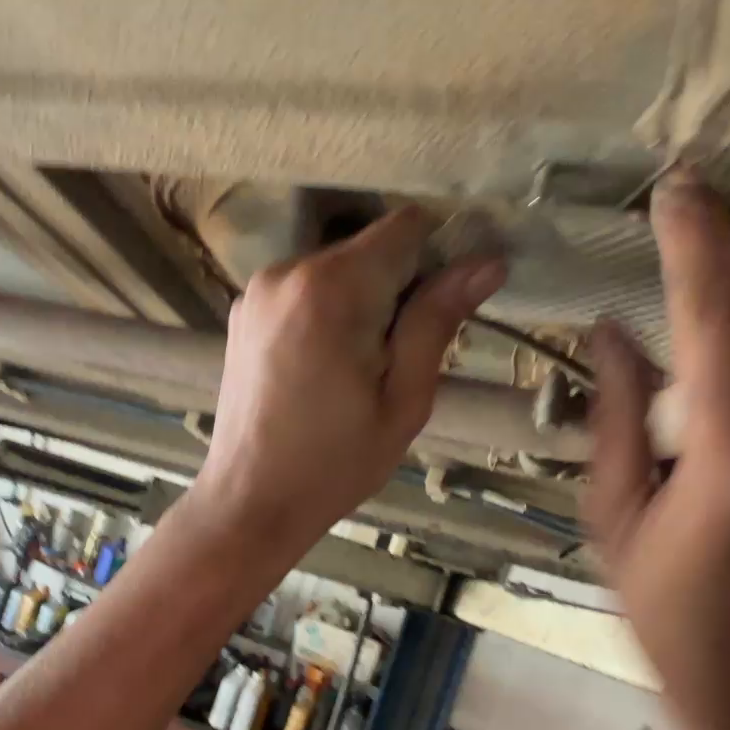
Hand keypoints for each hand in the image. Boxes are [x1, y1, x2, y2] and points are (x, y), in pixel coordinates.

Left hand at [193, 207, 506, 546]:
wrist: (250, 501)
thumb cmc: (335, 464)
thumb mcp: (404, 399)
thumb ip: (438, 321)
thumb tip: (487, 262)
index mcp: (331, 288)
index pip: (406, 227)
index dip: (436, 259)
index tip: (440, 312)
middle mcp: (286, 270)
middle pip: (368, 248)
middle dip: (395, 288)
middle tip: (394, 361)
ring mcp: (257, 290)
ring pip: (336, 269)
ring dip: (360, 302)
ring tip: (354, 371)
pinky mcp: (242, 312)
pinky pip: (303, 291)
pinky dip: (325, 313)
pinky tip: (321, 368)